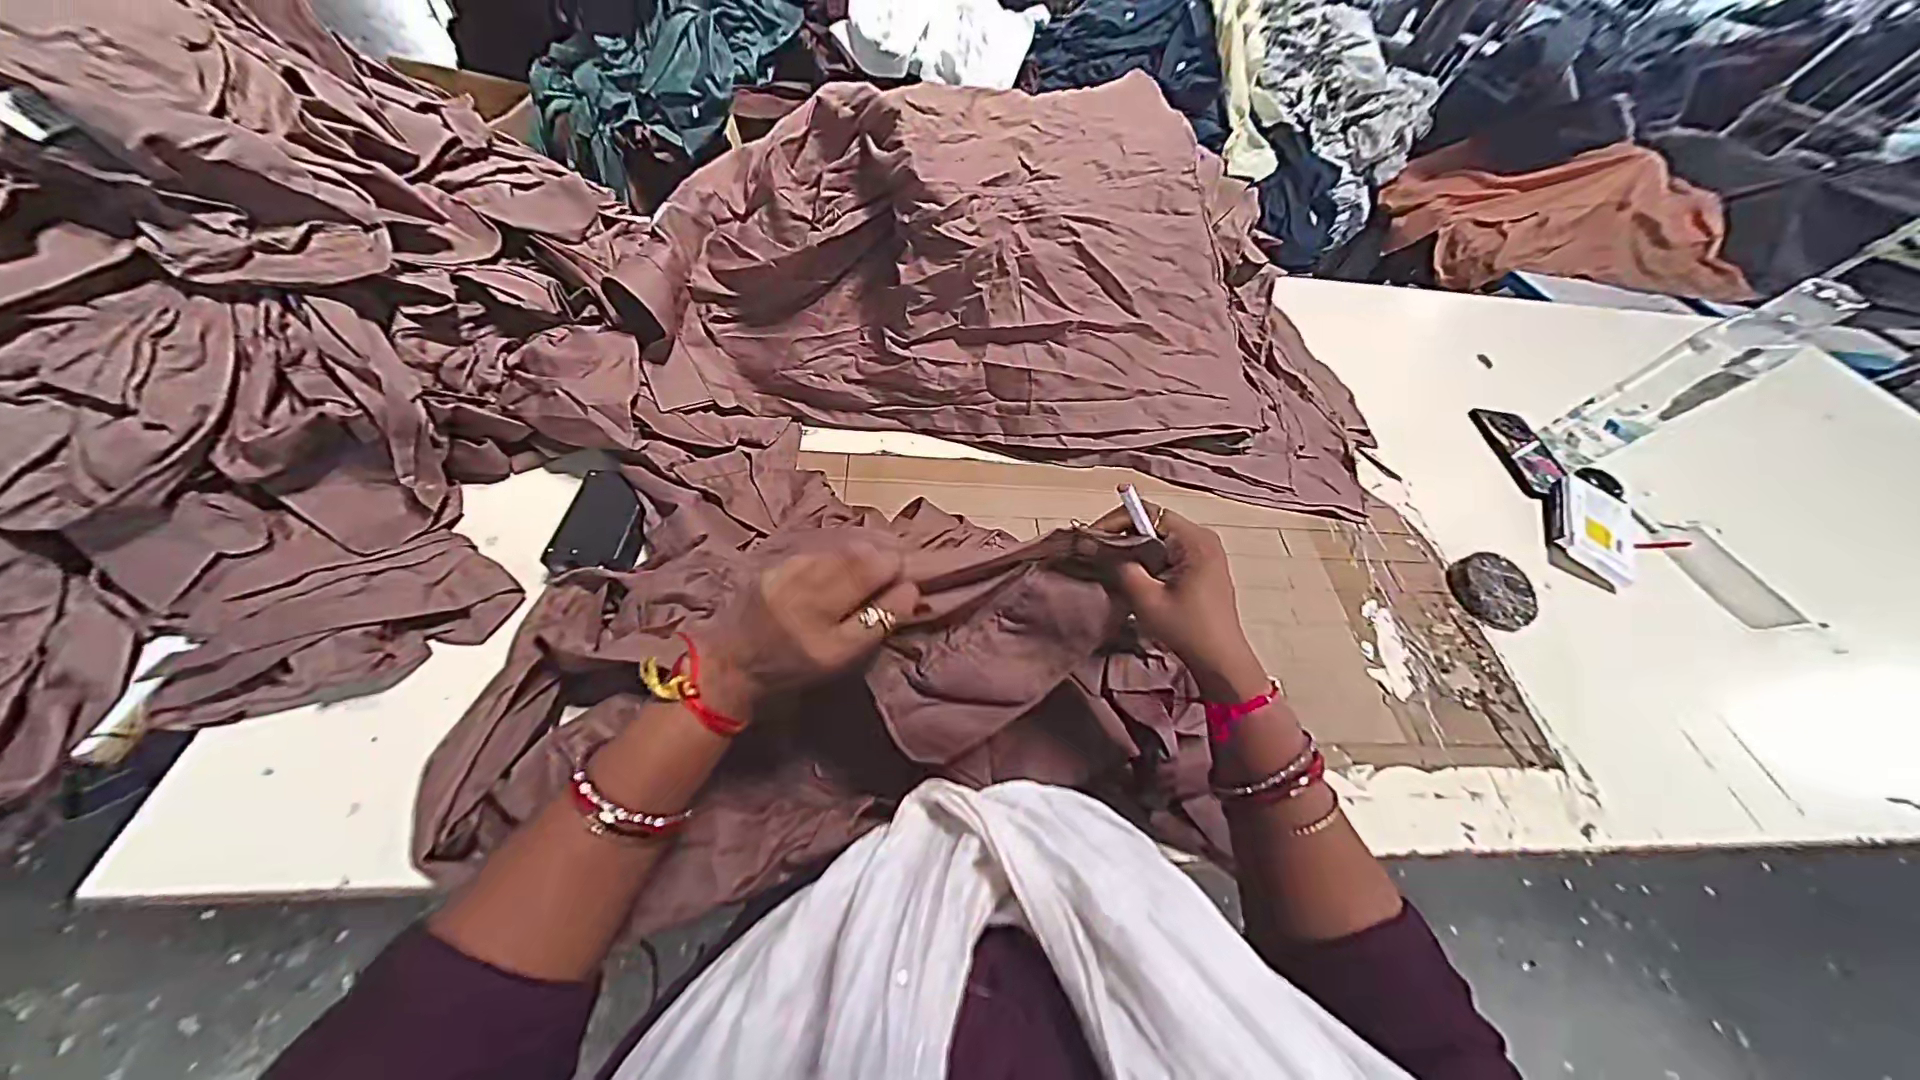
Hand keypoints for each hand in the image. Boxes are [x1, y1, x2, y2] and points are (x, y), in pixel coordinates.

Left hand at [697, 537, 921, 721]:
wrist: (733, 662)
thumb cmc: (794, 666)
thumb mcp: (841, 657)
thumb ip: (878, 622)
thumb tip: (911, 589)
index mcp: (823, 620)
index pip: (874, 574)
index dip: (896, 571)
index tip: (905, 579)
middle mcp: (804, 589)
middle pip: (859, 555)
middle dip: (883, 557)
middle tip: (893, 568)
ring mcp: (787, 571)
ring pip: (839, 547)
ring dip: (863, 550)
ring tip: (873, 563)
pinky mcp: (774, 561)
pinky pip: (820, 548)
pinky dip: (839, 551)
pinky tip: (844, 560)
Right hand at [1094, 502, 1268, 702]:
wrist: (1220, 660)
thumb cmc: (1186, 630)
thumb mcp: (1146, 598)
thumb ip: (1121, 566)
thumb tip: (1098, 546)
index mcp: (1194, 541)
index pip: (1149, 512)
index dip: (1115, 521)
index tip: (1092, 538)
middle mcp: (1203, 538)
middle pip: (1154, 521)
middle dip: (1122, 533)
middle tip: (1096, 550)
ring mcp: (1205, 551)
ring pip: (1159, 536)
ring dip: (1133, 546)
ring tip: (1109, 561)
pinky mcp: (1202, 565)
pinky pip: (1168, 549)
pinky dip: (1147, 556)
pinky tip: (1132, 573)